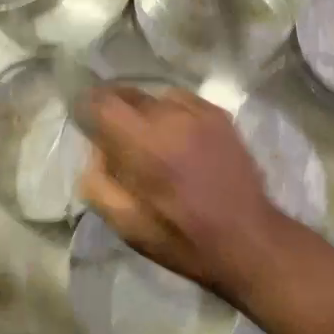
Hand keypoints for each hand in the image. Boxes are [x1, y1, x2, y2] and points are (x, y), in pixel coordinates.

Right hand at [78, 87, 282, 295]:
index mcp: (143, 145)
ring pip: (153, 96)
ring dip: (142, 112)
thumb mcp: (126, 225)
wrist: (250, 241)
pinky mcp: (218, 114)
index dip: (85, 107)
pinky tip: (176, 136)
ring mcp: (198, 112)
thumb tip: (94, 152)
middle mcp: (169, 117)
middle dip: (112, 110)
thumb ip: (98, 183)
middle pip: (125, 93)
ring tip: (147, 138)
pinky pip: (180, 100)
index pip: (100, 102)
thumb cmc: (183, 239)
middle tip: (113, 136)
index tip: (83, 122)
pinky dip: (170, 112)